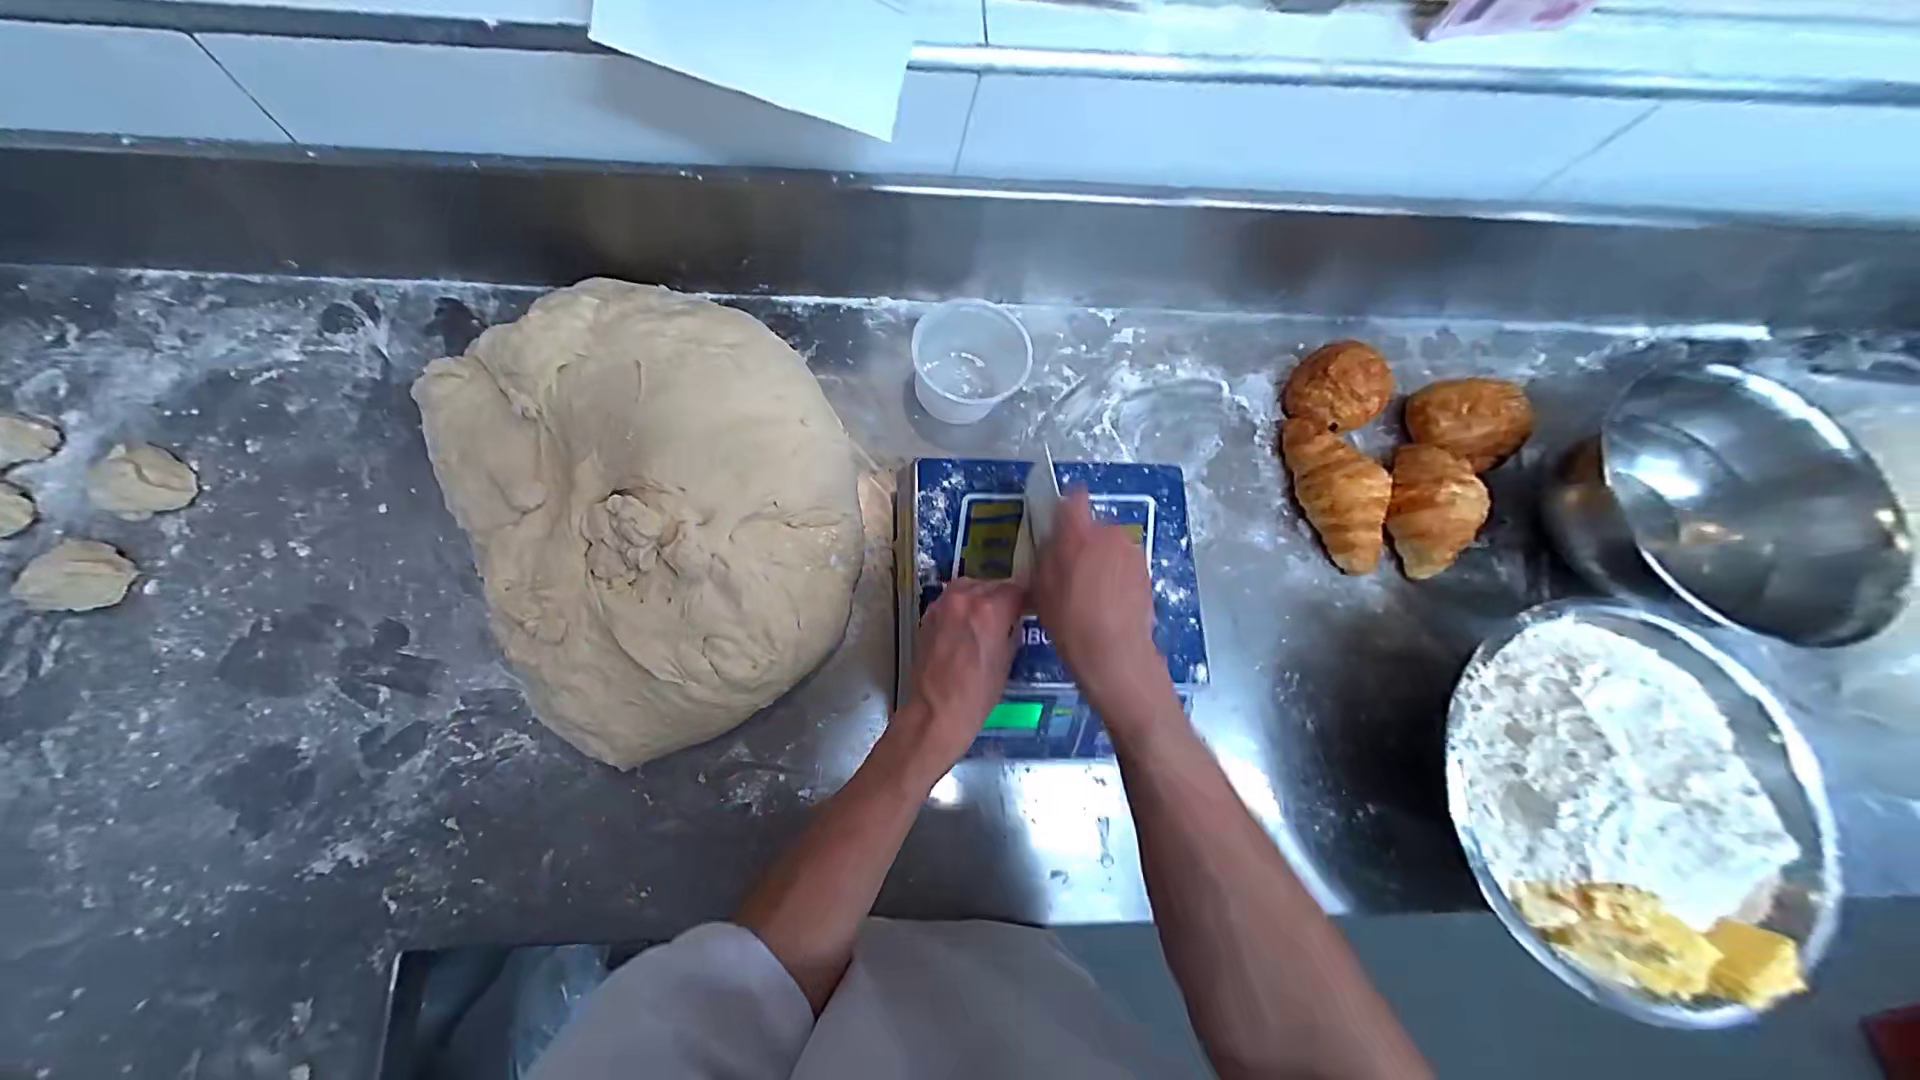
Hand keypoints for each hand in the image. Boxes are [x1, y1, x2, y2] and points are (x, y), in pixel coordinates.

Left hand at [890, 577, 1025, 781]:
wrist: (937, 709)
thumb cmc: (979, 692)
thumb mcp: (1008, 658)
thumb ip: (1013, 628)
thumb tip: (1015, 616)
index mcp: (990, 609)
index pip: (1017, 589)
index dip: (1025, 599)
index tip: (1029, 608)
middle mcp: (965, 598)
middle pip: (993, 584)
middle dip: (1003, 597)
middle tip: (1010, 615)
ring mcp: (943, 603)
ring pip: (971, 586)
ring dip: (981, 597)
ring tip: (987, 618)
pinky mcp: (929, 613)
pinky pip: (952, 599)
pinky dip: (963, 605)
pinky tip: (967, 624)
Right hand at [1030, 488, 1173, 717]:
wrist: (1114, 652)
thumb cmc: (1069, 620)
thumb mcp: (1041, 587)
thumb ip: (1046, 554)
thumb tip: (1053, 541)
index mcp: (1079, 532)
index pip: (1073, 499)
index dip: (1065, 510)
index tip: (1058, 527)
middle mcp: (1110, 533)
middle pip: (1094, 525)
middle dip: (1083, 540)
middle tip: (1070, 568)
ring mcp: (1132, 552)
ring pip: (1111, 545)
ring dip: (1102, 558)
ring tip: (1091, 590)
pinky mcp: (1147, 572)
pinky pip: (1125, 564)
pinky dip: (1117, 575)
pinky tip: (1108, 601)